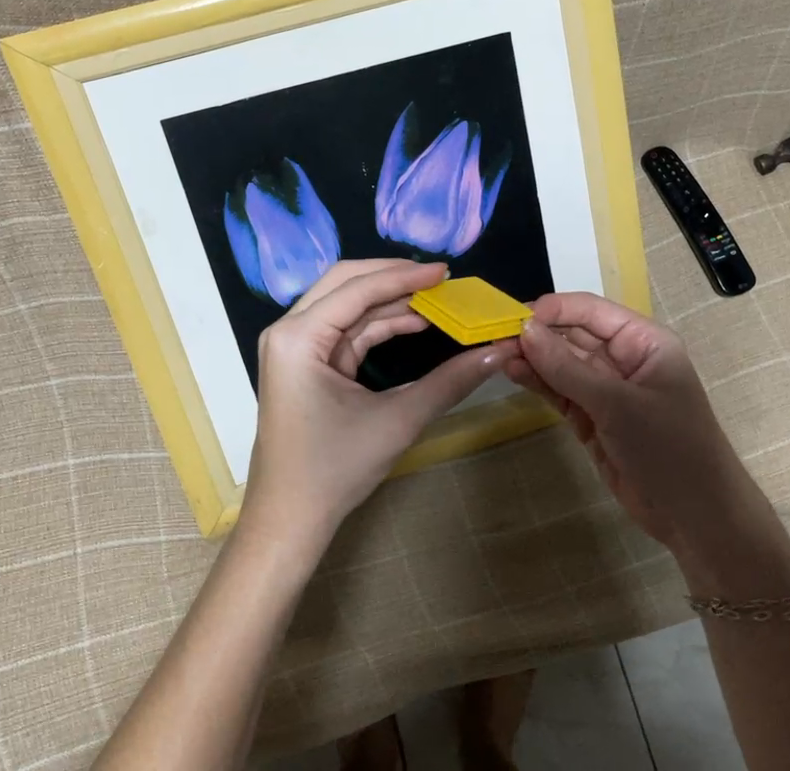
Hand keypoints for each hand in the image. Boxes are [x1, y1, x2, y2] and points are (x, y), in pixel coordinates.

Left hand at [240, 260, 515, 548]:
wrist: (290, 517)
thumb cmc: (335, 469)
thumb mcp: (397, 421)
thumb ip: (450, 382)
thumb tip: (499, 353)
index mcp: (298, 338)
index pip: (357, 289)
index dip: (404, 276)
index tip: (447, 271)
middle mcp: (289, 332)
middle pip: (345, 283)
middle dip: (394, 278)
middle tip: (442, 280)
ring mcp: (295, 346)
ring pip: (346, 305)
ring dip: (390, 301)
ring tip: (439, 300)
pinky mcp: (306, 363)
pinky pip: (345, 330)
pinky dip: (379, 324)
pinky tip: (416, 323)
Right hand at [506, 293, 772, 571]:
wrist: (696, 516)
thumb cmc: (668, 448)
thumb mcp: (617, 404)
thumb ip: (567, 367)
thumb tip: (524, 329)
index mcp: (644, 341)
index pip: (591, 311)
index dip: (552, 310)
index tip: (511, 316)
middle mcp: (625, 359)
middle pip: (573, 335)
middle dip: (537, 334)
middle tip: (494, 338)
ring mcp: (607, 391)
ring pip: (562, 364)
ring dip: (533, 359)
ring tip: (496, 355)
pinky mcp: (593, 418)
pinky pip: (561, 391)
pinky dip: (539, 383)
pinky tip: (514, 373)